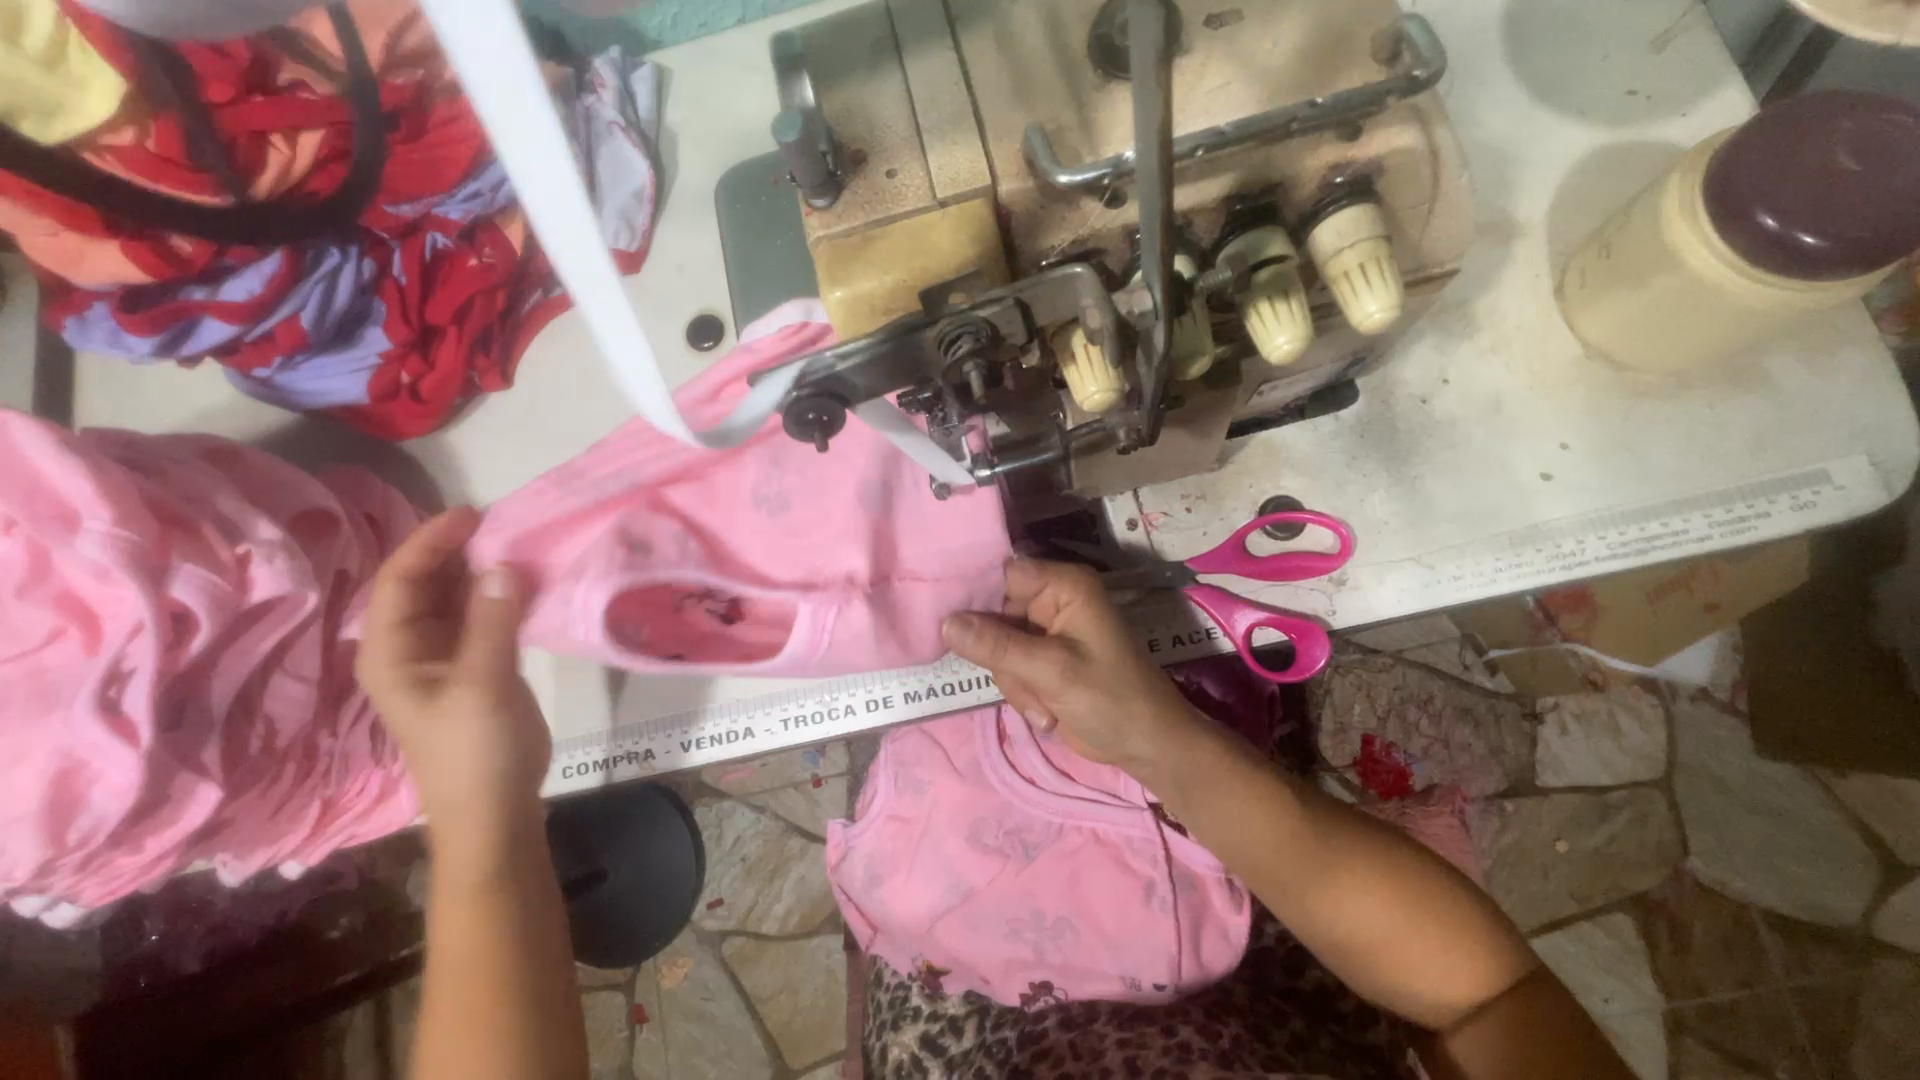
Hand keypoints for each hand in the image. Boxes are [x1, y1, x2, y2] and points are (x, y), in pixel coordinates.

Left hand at [356, 507, 549, 853]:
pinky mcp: (481, 666)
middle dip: (459, 551)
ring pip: (458, 598)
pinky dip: (504, 595)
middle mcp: (412, 647)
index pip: (400, 581)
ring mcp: (448, 657)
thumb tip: (504, 563)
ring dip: (484, 570)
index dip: (430, 542)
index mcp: (392, 651)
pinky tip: (530, 582)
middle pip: (426, 584)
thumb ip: (492, 621)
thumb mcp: (482, 684)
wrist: (496, 810)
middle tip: (505, 523)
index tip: (474, 514)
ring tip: (521, 544)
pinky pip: (486, 617)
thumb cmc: (474, 750)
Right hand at [941, 557, 1206, 769]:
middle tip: (1022, 680)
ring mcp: (1045, 632)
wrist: (1144, 746)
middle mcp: (1053, 601)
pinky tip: (1048, 711)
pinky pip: (1007, 668)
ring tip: (1046, 703)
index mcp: (1064, 586)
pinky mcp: (1040, 661)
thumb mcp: (1052, 671)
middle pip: (992, 612)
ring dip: (1015, 682)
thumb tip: (945, 622)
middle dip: (1000, 654)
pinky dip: (1022, 693)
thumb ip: (997, 646)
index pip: (1002, 573)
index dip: (974, 591)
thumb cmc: (1111, 699)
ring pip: (995, 646)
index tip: (943, 613)